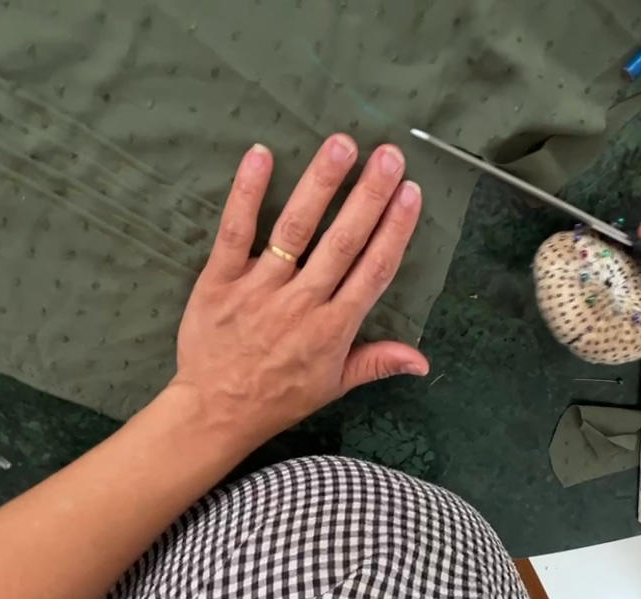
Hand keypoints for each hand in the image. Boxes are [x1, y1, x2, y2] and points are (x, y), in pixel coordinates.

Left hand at [167, 135, 426, 449]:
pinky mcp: (220, 281)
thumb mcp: (333, 386)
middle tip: (389, 154)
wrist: (217, 412)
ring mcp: (260, 289)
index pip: (373, 271)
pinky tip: (261, 155)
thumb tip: (423, 362)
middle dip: (369, 196)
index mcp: (333, 329)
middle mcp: (302, 303)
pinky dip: (247, 194)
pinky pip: (235, 232)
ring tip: (342, 144)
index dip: (394, 231)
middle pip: (342, 241)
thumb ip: (377, 363)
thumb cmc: (280, 398)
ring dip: (320, 184)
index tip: (411, 193)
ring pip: (295, 229)